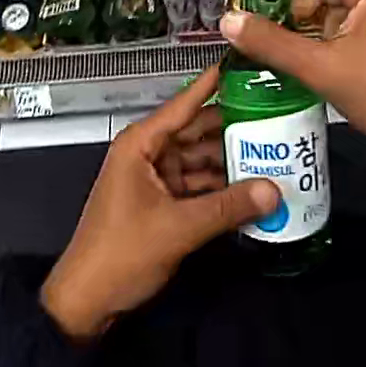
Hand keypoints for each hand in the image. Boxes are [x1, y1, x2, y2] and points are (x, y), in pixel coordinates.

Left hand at [41, 67, 279, 341]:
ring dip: (234, 158)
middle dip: (236, 126)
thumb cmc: (121, 254)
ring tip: (277, 149)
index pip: (186, 103)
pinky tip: (256, 184)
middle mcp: (151, 152)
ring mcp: (158, 176)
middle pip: (200, 130)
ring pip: (204, 157)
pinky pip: (201, 182)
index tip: (246, 62)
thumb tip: (275, 190)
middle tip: (279, 115)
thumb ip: (229, 207)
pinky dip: (224, 185)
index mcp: (142, 144)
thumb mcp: (178, 228)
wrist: (86, 304)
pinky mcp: (165, 200)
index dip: (216, 83)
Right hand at [219, 0, 365, 190]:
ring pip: (340, 6)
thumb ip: (272, 42)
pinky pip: (356, 20)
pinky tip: (304, 52)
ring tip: (272, 43)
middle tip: (254, 27)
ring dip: (311, 25)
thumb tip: (228, 20)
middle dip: (293, 9)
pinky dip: (332, 35)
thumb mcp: (322, 67)